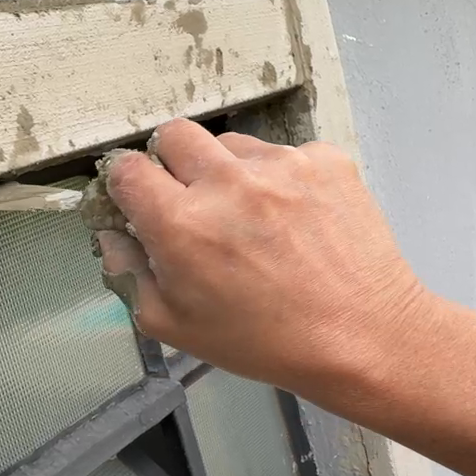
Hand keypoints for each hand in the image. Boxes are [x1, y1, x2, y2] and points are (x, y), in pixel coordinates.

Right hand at [95, 119, 432, 396]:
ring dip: (222, 170)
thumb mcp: (170, 324)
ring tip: (245, 213)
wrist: (360, 336)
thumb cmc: (257, 341)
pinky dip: (274, 179)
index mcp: (179, 224)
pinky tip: (289, 218)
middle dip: (168, 163)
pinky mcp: (324, 160)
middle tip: (185, 198)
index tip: (135, 202)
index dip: (123, 185)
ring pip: (228, 143)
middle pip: (173, 135)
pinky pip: (280, 154)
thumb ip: (129, 273)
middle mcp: (225, 183)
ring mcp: (279, 166)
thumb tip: (114, 235)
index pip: (127, 169)